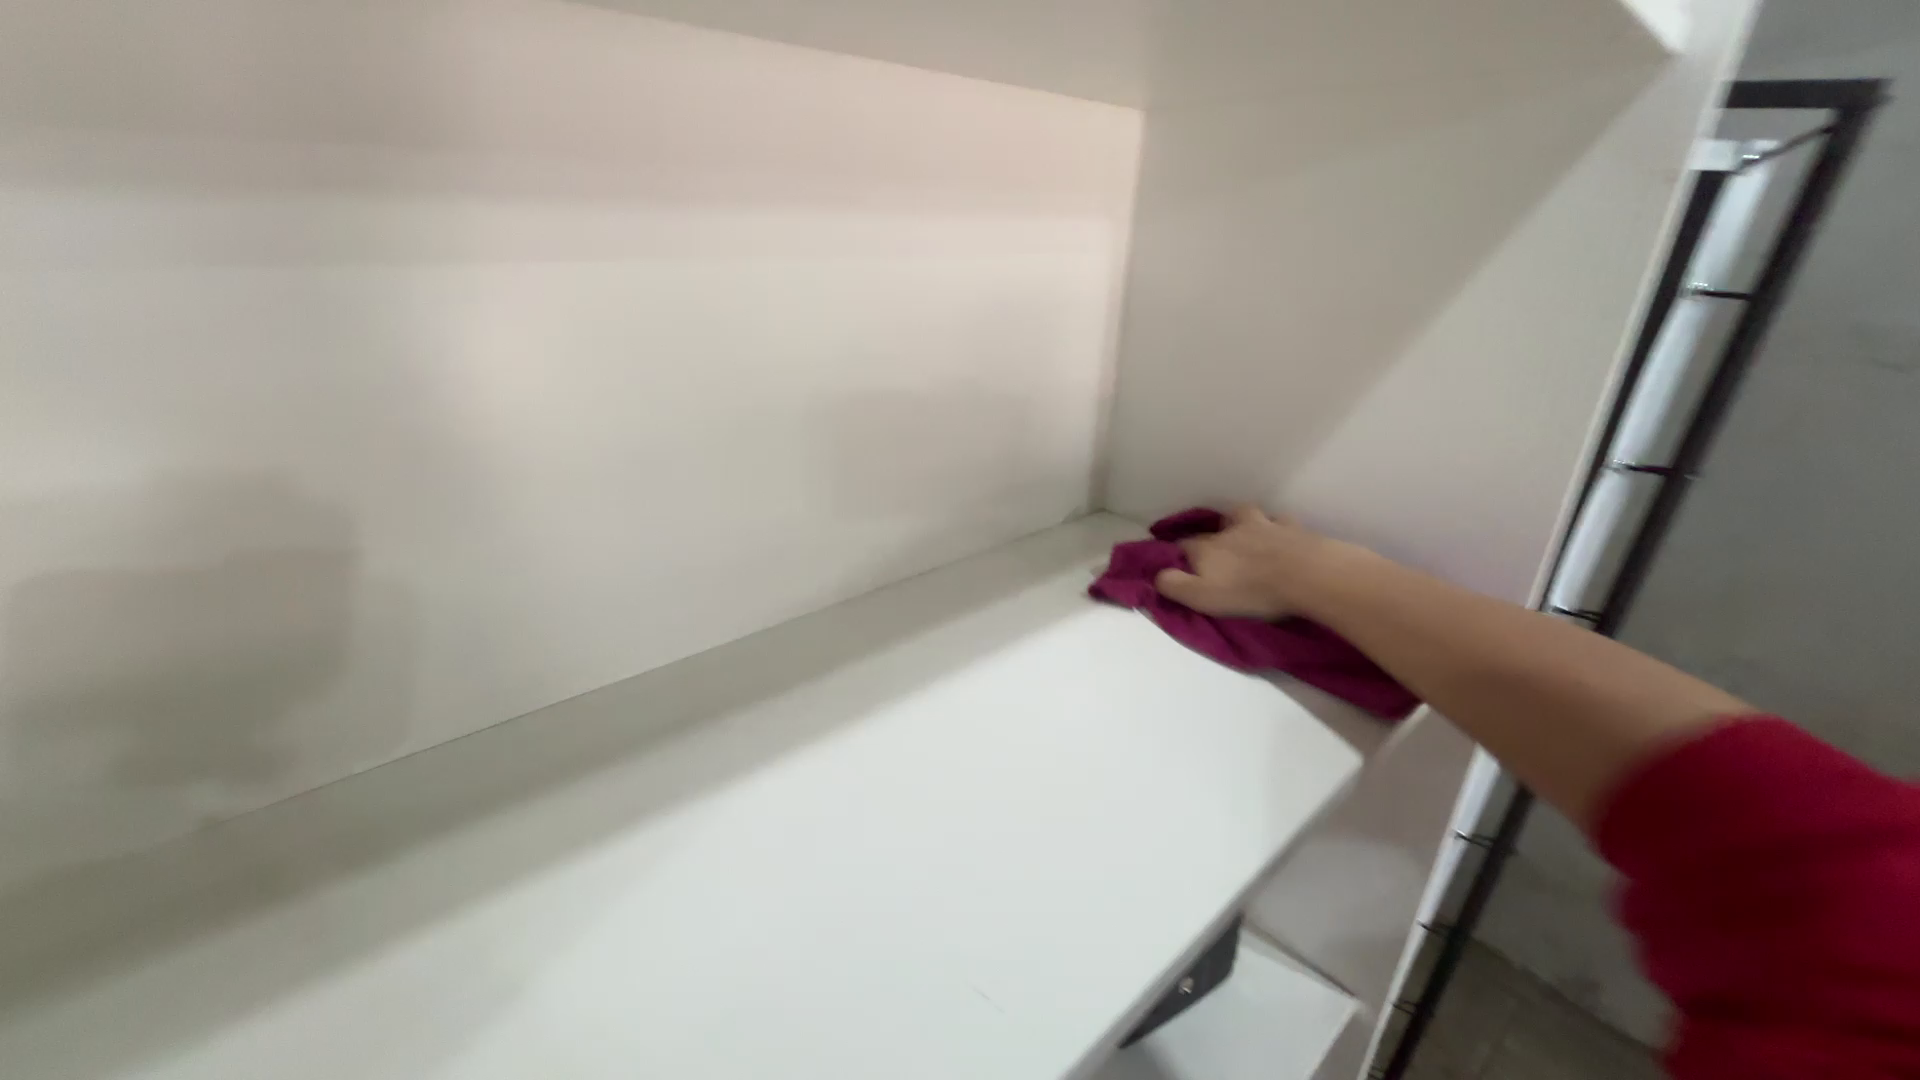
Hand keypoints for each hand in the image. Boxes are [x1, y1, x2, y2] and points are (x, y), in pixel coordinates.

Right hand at [1153, 504, 1350, 620]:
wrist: (1305, 576)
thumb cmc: (1250, 591)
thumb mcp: (1202, 597)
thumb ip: (1174, 585)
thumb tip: (1157, 575)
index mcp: (1205, 548)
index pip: (1181, 547)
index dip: (1176, 554)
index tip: (1174, 563)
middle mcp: (1229, 531)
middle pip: (1210, 529)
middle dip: (1206, 537)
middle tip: (1208, 551)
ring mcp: (1262, 525)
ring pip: (1243, 514)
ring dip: (1238, 521)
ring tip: (1241, 532)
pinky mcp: (1291, 528)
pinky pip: (1279, 521)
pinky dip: (1275, 525)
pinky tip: (1278, 532)